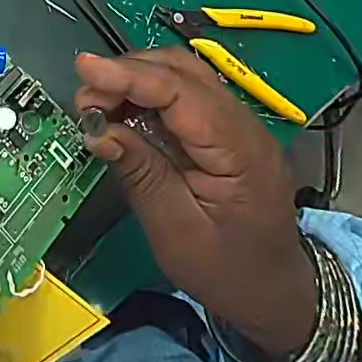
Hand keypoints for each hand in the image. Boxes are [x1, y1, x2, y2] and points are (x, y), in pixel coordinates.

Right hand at [74, 49, 318, 355]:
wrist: (276, 293)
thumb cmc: (228, 272)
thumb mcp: (177, 233)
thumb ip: (140, 175)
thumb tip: (98, 131)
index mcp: (241, 151)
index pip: (181, 92)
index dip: (129, 75)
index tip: (85, 69)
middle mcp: (244, 124)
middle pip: (182, 70)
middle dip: (127, 73)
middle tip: (86, 100)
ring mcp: (237, 121)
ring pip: (181, 73)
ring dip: (134, 78)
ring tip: (98, 104)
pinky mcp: (223, 127)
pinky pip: (182, 93)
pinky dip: (145, 92)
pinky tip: (122, 110)